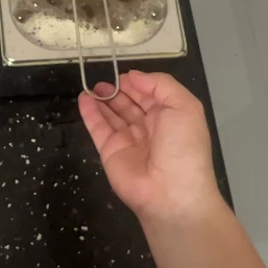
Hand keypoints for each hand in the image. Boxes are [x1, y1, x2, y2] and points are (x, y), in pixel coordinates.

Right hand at [78, 70, 223, 226]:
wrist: (171, 193)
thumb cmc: (183, 147)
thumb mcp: (184, 106)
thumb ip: (161, 85)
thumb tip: (134, 76)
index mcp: (170, 118)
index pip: (151, 96)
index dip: (138, 84)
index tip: (124, 74)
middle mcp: (149, 129)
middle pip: (130, 105)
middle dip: (119, 91)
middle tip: (105, 80)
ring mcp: (128, 141)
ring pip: (112, 115)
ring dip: (103, 100)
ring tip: (92, 87)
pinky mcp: (109, 152)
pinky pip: (98, 128)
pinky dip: (89, 113)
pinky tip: (83, 98)